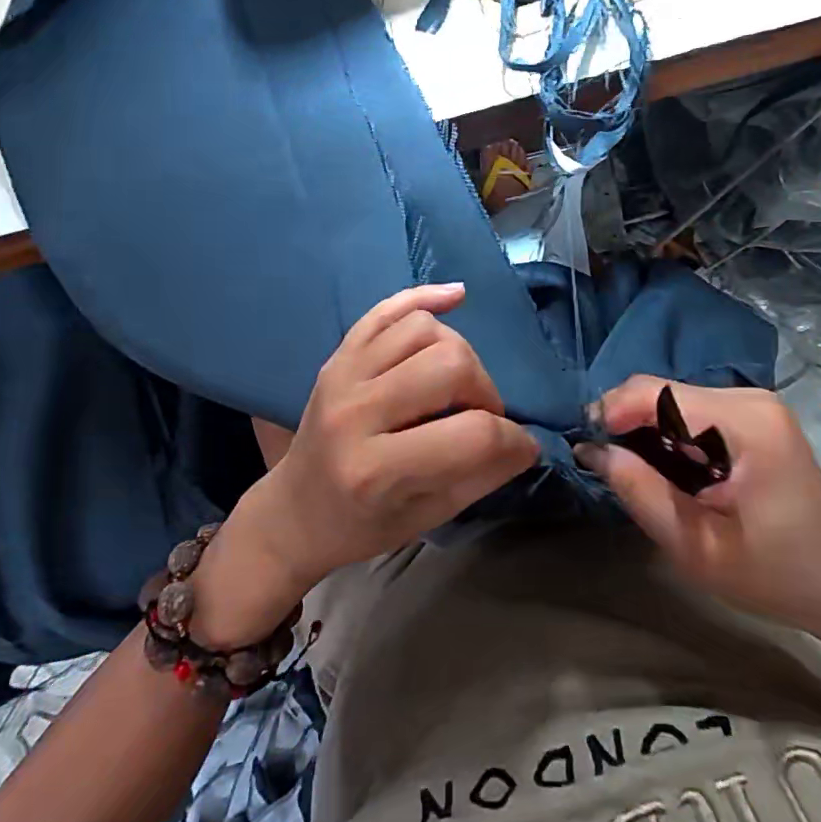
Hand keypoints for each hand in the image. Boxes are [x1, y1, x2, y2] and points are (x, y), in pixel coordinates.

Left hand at [193, 283, 539, 647]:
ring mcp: (341, 375)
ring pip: (424, 328)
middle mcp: (354, 412)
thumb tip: (526, 442)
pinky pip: (386, 310)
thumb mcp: (427, 518)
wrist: (294, 511)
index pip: (473, 434)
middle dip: (485, 391)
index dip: (512, 440)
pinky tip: (456, 297)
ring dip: (458, 354)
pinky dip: (425, 297)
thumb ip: (482, 477)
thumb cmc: (363, 524)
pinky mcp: (338, 355)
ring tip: (456, 387)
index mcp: (375, 469)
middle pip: (451, 364)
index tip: (518, 448)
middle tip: (480, 417)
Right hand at [575, 376, 820, 648]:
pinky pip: (690, 411)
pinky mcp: (753, 416)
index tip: (585, 449)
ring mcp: (754, 404)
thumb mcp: (696, 546)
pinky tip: (666, 469)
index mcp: (745, 424)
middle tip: (605, 467)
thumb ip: (639, 491)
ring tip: (634, 474)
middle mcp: (750, 399)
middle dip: (624, 423)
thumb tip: (590, 449)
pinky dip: (666, 434)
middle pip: (661, 390)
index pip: (655, 392)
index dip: (610, 412)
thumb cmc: (776, 576)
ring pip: (670, 398)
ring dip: (643, 430)